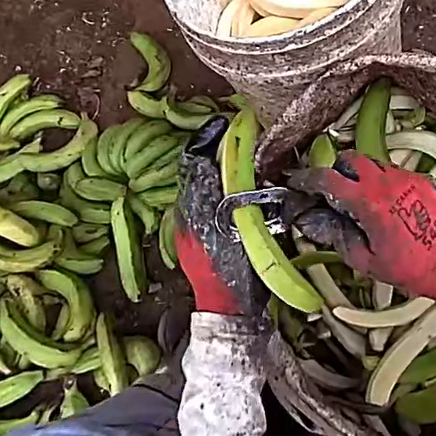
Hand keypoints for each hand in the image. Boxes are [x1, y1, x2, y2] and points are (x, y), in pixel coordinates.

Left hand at [172, 118, 265, 315]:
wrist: (224, 310)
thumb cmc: (243, 276)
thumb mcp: (251, 232)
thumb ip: (247, 199)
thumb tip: (253, 169)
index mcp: (199, 208)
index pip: (195, 161)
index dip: (207, 139)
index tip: (223, 124)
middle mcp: (184, 214)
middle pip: (193, 171)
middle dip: (211, 153)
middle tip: (234, 141)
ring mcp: (182, 227)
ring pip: (192, 187)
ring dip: (210, 172)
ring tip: (233, 163)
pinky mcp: (185, 238)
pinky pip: (194, 204)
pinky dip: (209, 191)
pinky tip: (227, 194)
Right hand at [286, 151, 435, 308]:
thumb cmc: (413, 267)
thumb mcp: (365, 261)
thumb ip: (337, 237)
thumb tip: (318, 224)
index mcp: (368, 202)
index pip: (327, 178)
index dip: (306, 179)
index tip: (297, 182)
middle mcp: (385, 182)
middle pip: (349, 159)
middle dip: (335, 171)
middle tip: (330, 191)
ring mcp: (404, 178)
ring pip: (370, 162)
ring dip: (358, 175)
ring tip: (358, 200)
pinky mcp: (419, 181)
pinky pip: (390, 172)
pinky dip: (379, 181)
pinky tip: (382, 204)